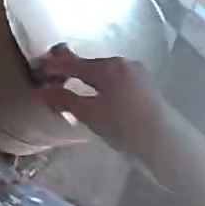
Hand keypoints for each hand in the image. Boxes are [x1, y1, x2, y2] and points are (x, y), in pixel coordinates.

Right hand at [33, 44, 173, 163]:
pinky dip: (101, 84)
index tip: (38, 68)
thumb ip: (65, 99)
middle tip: (52, 78)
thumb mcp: (90, 114)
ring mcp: (137, 74)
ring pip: (104, 72)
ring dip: (86, 78)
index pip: (73, 63)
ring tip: (70, 87)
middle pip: (89, 65)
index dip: (54, 66)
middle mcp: (123, 63)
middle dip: (70, 70)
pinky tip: (95, 94)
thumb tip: (43, 91)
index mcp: (108, 67)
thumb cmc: (125, 126)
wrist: (166, 143)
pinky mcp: (146, 86)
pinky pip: (116, 79)